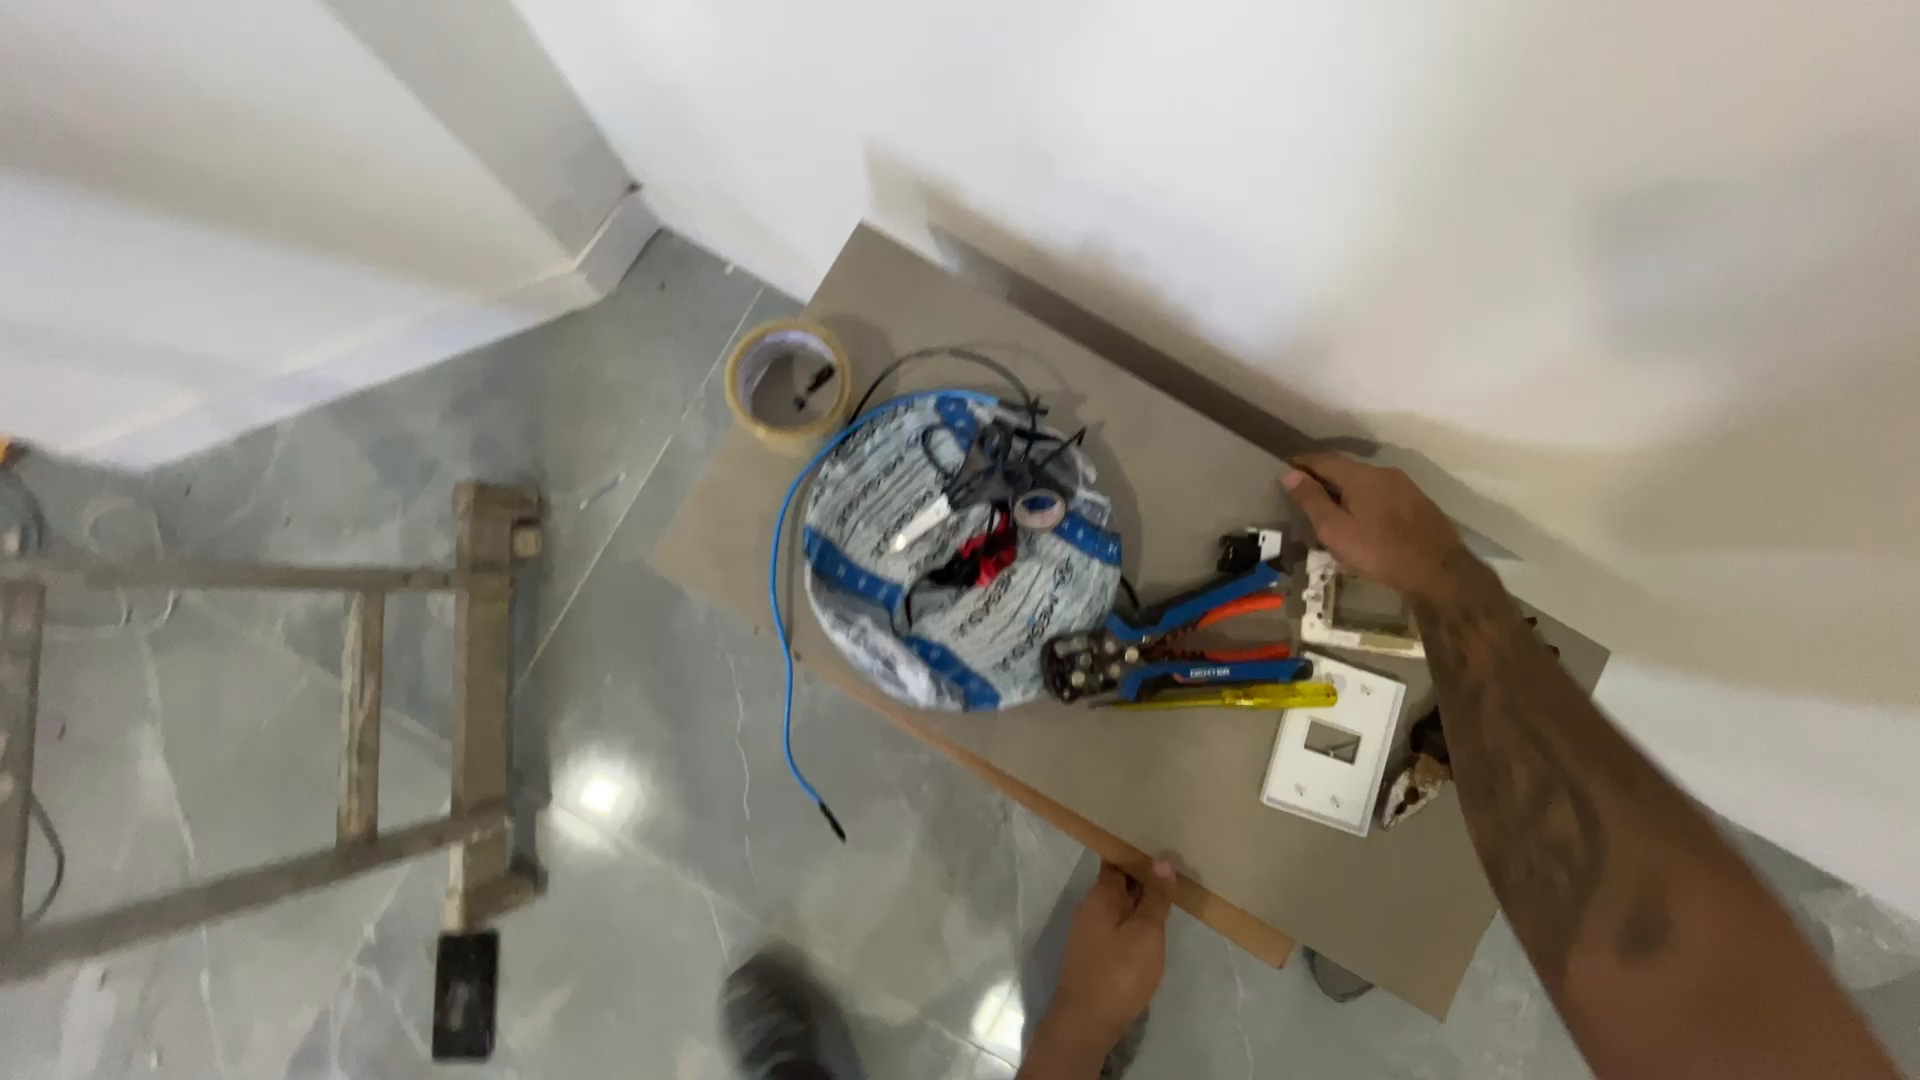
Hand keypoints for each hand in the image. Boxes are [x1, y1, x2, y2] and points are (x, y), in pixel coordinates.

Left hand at [1047, 859, 1175, 1052]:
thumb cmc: (1119, 972)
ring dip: (1137, 903)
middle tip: (1171, 872)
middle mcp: (1089, 907)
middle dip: (1140, 878)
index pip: (1116, 861)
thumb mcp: (1146, 932)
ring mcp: (1088, 932)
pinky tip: (1148, 932)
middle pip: (1116, 883)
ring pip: (1116, 907)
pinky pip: (1114, 927)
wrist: (1086, 1021)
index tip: (1158, 847)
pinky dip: (1131, 923)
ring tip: (1165, 899)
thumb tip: (1161, 859)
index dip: (1135, 854)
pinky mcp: (1092, 954)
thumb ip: (1155, 897)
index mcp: (1100, 895)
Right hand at [1281, 453, 1466, 600]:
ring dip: (1343, 489)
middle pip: (1345, 468)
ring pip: (1364, 481)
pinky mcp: (1417, 503)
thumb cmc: (1378, 551)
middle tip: (1302, 492)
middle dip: (1322, 477)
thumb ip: (1311, 500)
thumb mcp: (1335, 530)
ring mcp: (1404, 487)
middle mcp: (1383, 473)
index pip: (1323, 459)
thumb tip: (1289, 473)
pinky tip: (1359, 518)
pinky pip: (1380, 493)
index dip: (1301, 463)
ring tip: (1328, 508)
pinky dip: (1362, 499)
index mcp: (1360, 476)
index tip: (1284, 469)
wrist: (1439, 571)